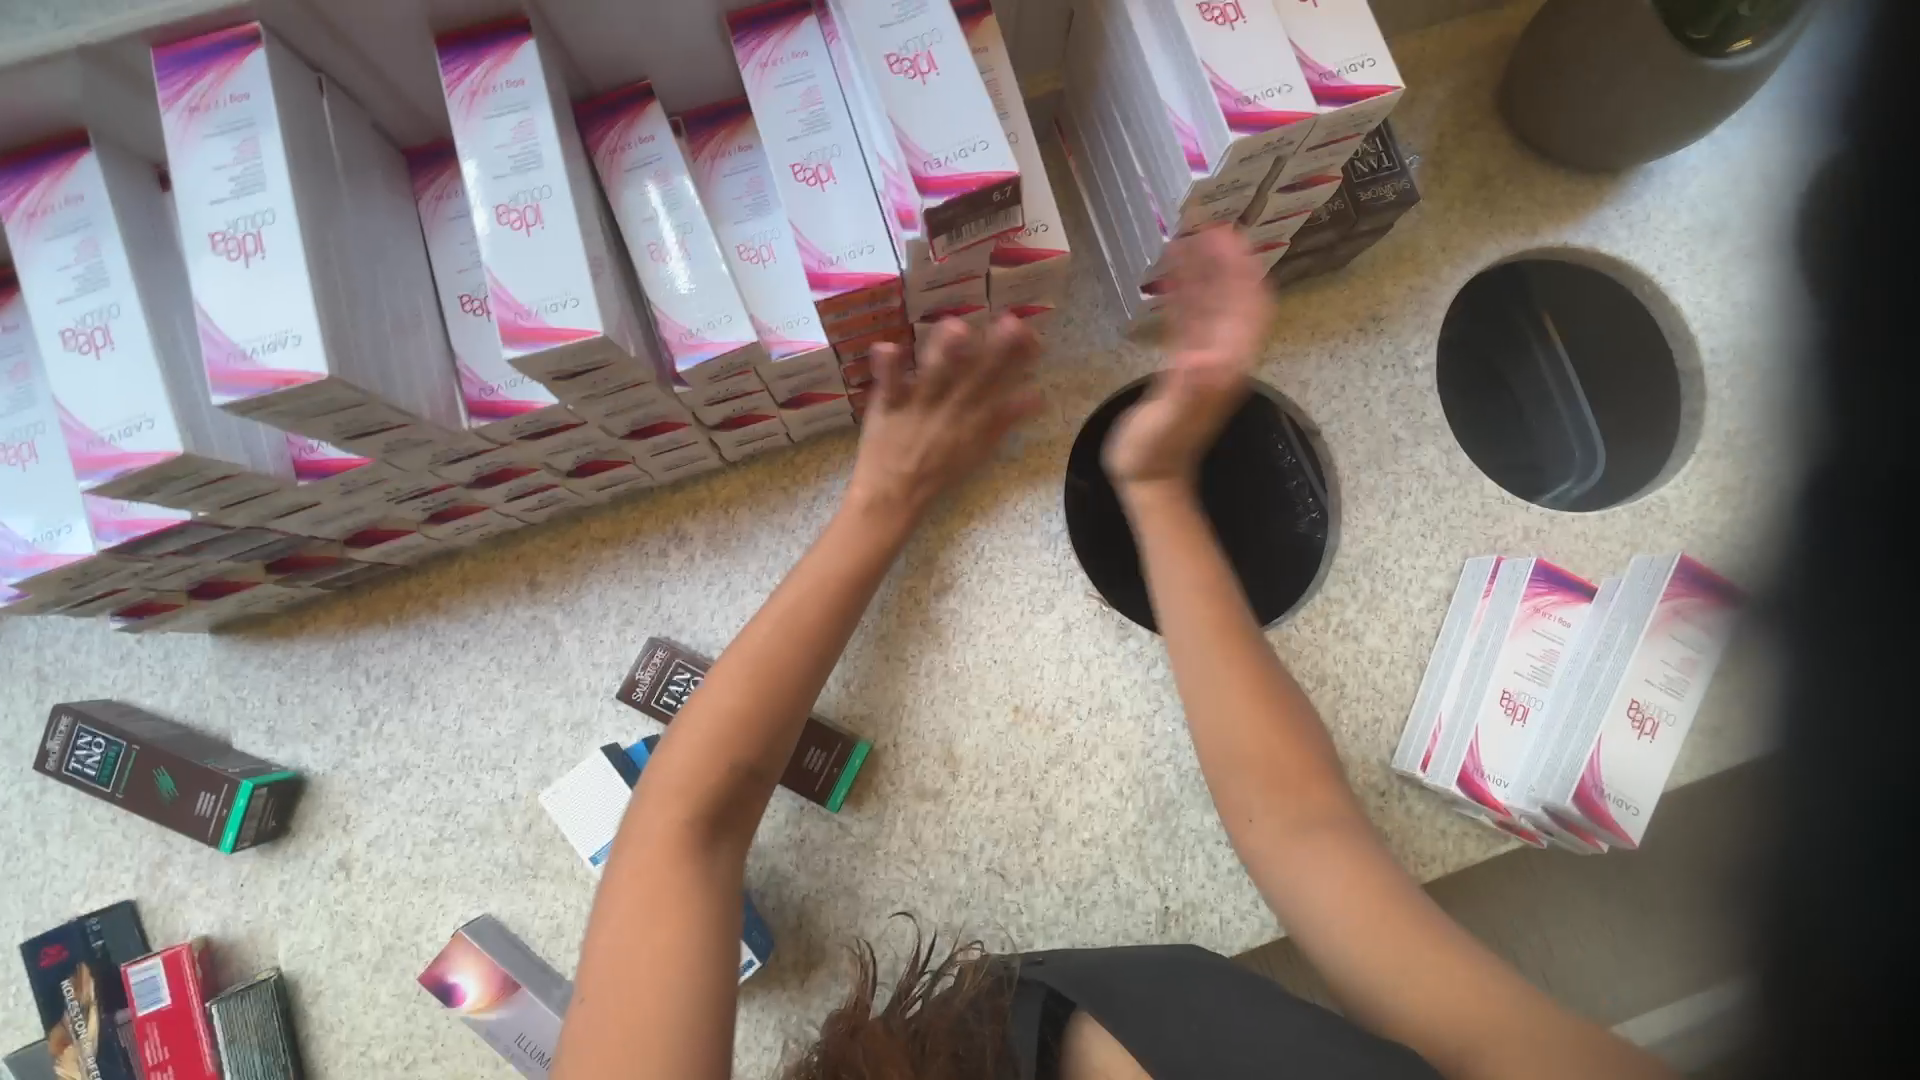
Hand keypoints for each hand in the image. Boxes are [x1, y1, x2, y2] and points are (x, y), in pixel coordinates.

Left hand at [847, 314, 1042, 522]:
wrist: (893, 496)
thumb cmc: (937, 471)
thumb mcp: (979, 449)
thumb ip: (1006, 420)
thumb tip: (1037, 396)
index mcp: (973, 420)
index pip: (1000, 384)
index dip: (1017, 360)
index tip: (1033, 337)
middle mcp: (950, 409)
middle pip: (975, 376)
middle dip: (994, 351)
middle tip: (1012, 323)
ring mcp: (918, 406)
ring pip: (935, 377)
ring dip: (946, 354)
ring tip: (957, 327)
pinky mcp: (887, 407)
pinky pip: (888, 386)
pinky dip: (888, 368)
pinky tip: (887, 346)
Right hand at [1102, 226, 1272, 497]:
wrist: (1151, 482)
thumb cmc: (1152, 457)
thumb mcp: (1166, 425)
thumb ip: (1186, 392)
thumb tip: (1202, 359)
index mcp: (1223, 369)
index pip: (1246, 308)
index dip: (1240, 271)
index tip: (1226, 236)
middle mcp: (1221, 360)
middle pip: (1234, 300)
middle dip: (1227, 263)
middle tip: (1207, 226)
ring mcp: (1205, 363)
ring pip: (1213, 307)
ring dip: (1206, 273)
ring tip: (1189, 238)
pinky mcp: (1184, 367)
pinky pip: (1189, 323)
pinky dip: (1185, 296)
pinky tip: (1172, 275)